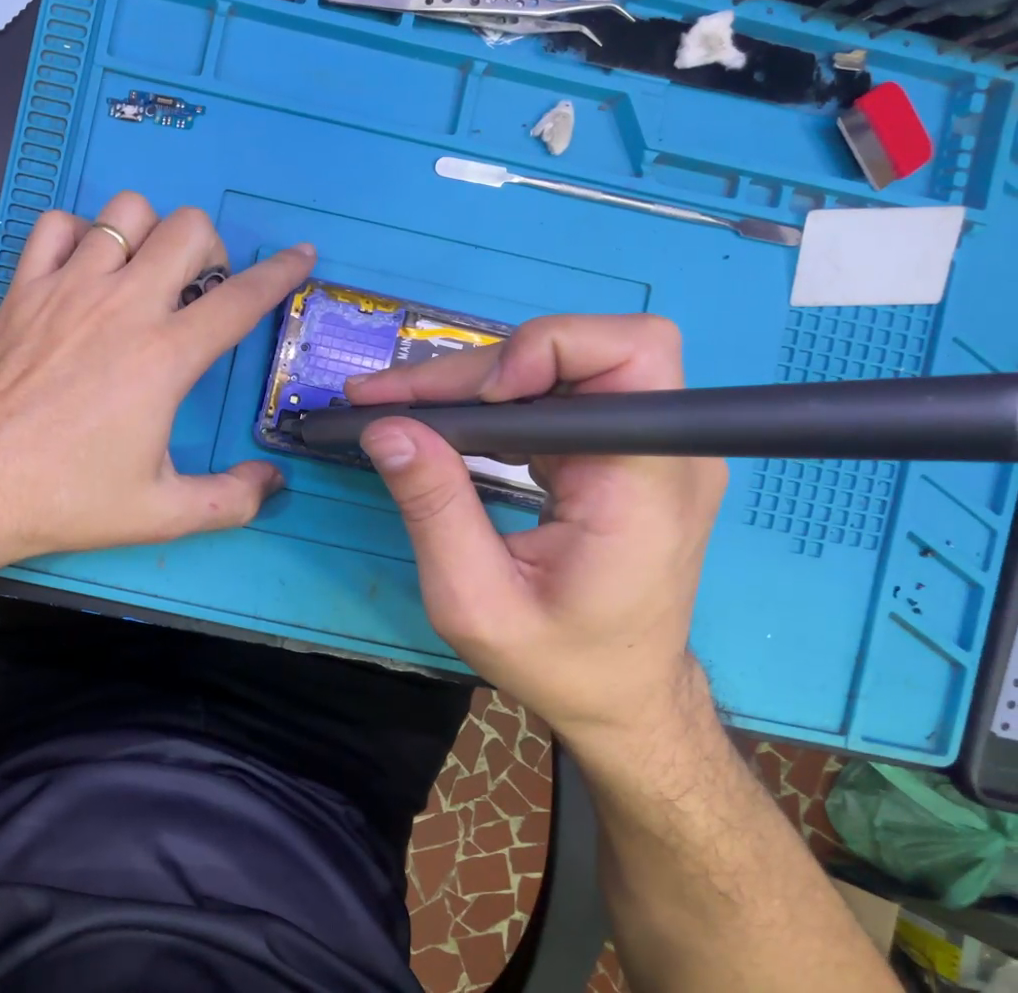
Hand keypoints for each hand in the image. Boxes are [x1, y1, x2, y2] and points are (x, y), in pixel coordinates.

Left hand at [0, 192, 315, 577]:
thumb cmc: (67, 500)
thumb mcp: (161, 514)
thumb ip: (231, 499)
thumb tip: (274, 483)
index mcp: (164, 357)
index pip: (242, 297)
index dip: (282, 273)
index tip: (299, 257)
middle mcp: (121, 307)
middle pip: (188, 229)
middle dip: (211, 250)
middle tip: (198, 290)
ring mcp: (66, 290)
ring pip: (125, 212)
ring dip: (147, 233)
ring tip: (141, 274)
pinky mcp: (21, 292)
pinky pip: (55, 225)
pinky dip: (76, 234)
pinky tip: (80, 270)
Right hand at [347, 314, 728, 746]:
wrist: (619, 698)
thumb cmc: (556, 663)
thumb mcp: (473, 600)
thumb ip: (434, 509)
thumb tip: (386, 428)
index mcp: (644, 483)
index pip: (630, 354)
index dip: (545, 348)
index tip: (473, 401)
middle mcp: (661, 450)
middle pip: (577, 353)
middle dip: (473, 371)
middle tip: (384, 399)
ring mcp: (643, 449)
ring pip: (559, 369)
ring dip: (473, 383)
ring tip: (397, 407)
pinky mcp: (616, 456)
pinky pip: (555, 400)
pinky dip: (491, 404)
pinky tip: (440, 425)